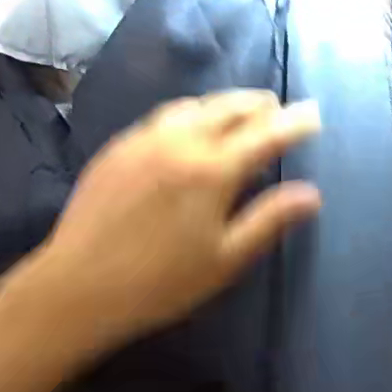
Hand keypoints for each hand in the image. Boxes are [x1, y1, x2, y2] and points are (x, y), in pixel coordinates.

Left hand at [33, 90, 322, 347]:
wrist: (77, 287)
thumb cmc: (161, 283)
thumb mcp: (225, 260)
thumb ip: (269, 220)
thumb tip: (311, 194)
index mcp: (212, 170)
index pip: (265, 134)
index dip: (294, 122)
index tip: (314, 114)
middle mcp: (180, 141)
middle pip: (229, 107)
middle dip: (260, 104)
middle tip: (278, 108)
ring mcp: (144, 139)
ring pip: (194, 105)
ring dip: (225, 103)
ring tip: (239, 112)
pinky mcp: (117, 146)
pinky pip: (163, 115)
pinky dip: (190, 112)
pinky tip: (189, 127)